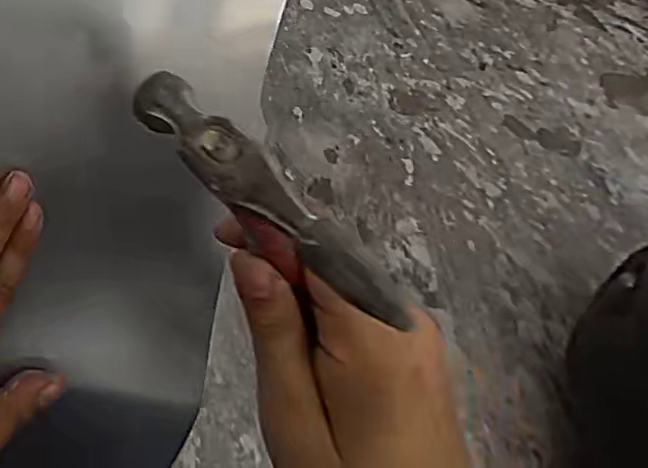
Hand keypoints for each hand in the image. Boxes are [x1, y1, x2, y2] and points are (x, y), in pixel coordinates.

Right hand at [216, 218, 469, 467]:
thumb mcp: (294, 419)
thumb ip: (274, 332)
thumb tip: (250, 258)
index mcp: (376, 335)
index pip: (316, 248)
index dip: (268, 229)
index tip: (228, 229)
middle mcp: (407, 323)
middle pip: (330, 259)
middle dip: (279, 254)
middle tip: (235, 259)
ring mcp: (419, 335)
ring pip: (344, 277)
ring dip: (300, 278)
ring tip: (264, 302)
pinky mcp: (419, 348)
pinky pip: (362, 300)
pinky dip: (325, 300)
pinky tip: (303, 326)